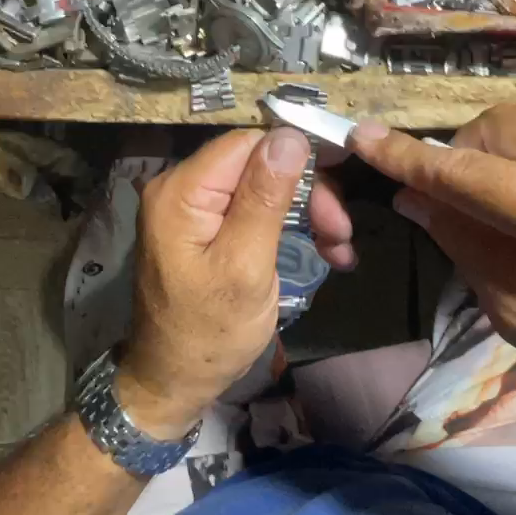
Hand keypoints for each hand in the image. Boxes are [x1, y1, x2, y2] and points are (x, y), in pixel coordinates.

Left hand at [120, 128, 354, 436]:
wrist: (174, 380)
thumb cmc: (209, 332)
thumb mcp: (245, 266)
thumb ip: (265, 198)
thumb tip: (289, 134)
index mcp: (182, 191)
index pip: (247, 143)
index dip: (296, 158)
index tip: (336, 192)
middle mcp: (181, 188)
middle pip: (256, 164)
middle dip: (305, 194)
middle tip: (341, 234)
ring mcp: (192, 209)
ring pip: (261, 187)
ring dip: (304, 212)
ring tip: (338, 249)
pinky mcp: (205, 229)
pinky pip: (251, 211)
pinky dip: (286, 227)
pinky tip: (322, 250)